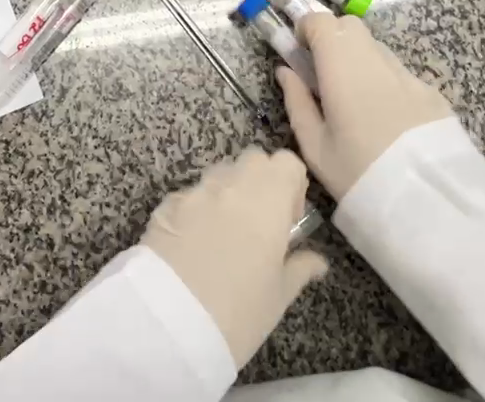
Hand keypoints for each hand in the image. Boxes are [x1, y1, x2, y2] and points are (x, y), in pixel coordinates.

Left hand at [140, 148, 328, 367]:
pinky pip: (190, 196)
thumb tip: (318, 261)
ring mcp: (195, 191)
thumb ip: (300, 268)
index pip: (287, 162)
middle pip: (252, 160)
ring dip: (228, 194)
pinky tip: (194, 246)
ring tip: (225, 237)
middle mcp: (230, 184)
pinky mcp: (166, 205)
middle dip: (260, 183)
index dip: (292, 185)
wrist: (170, 323)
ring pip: (219, 174)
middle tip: (260, 225)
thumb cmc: (238, 312)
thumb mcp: (278, 296)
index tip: (288, 219)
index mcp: (266, 200)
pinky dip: (198, 210)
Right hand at [278, 13, 454, 199]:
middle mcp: (377, 60)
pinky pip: (399, 73)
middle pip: (350, 27)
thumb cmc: (359, 173)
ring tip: (354, 101)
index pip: (321, 21)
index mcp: (343, 67)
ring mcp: (408, 75)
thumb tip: (285, 71)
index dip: (306, 29)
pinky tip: (385, 119)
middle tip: (322, 75)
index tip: (299, 53)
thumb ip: (296, 101)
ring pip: (376, 49)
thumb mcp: (314, 146)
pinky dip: (384, 81)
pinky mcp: (432, 93)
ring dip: (358, 60)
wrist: (428, 202)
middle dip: (331, 39)